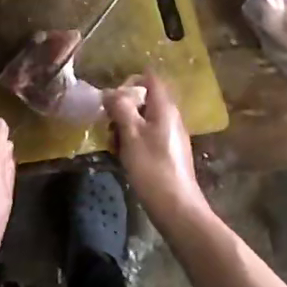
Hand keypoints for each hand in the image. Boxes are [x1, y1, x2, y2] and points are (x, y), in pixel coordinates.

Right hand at [104, 75, 209, 226]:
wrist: (177, 208)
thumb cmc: (152, 167)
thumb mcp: (131, 134)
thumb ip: (120, 107)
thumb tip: (110, 92)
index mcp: (164, 107)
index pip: (149, 77)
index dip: (129, 81)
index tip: (113, 98)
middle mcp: (171, 116)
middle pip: (145, 98)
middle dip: (124, 106)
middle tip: (109, 122)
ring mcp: (172, 135)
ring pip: (145, 118)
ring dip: (127, 124)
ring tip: (113, 141)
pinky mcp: (170, 152)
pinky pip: (149, 134)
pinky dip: (135, 139)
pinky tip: (125, 156)